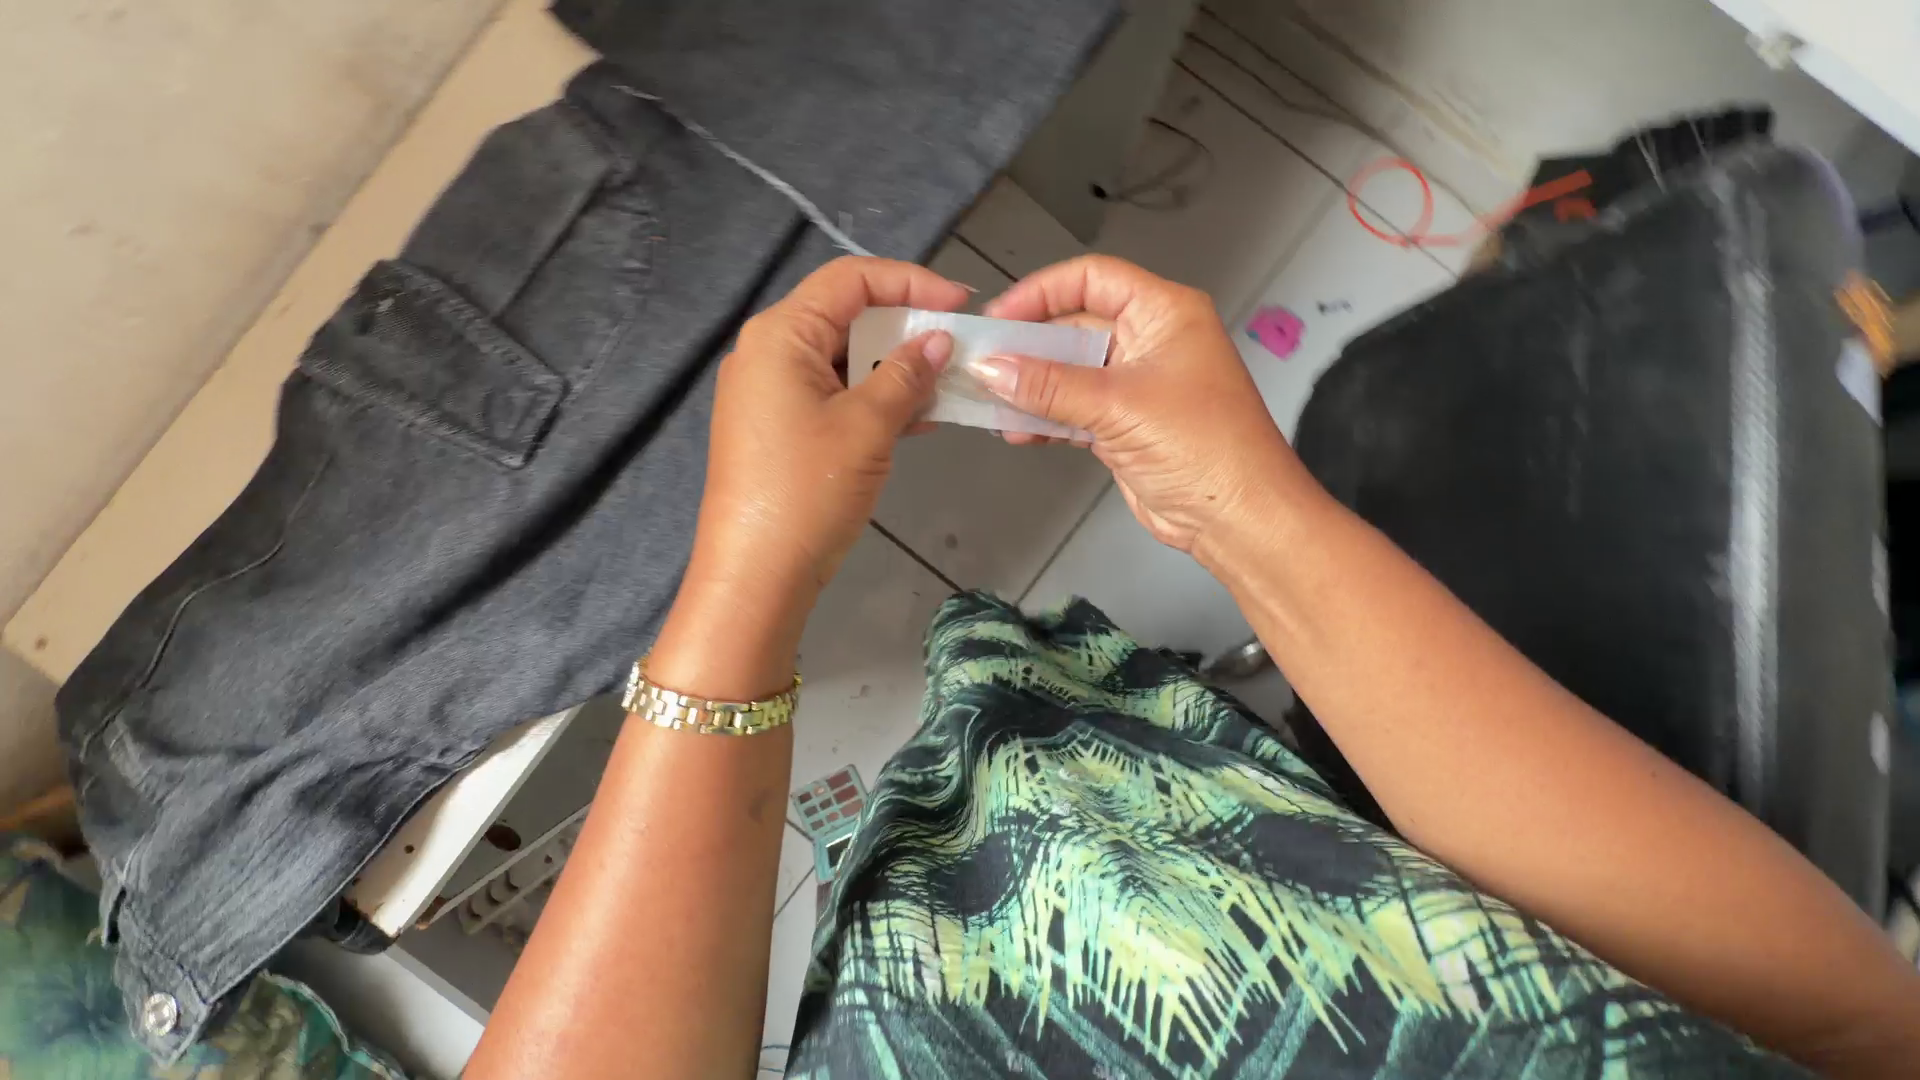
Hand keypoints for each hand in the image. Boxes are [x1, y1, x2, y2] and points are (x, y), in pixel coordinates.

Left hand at [689, 256, 967, 600]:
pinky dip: (873, 398)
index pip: (851, 279)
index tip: (961, 304)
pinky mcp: (779, 428)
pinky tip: (916, 416)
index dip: (911, 281)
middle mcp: (768, 351)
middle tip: (955, 349)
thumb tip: (939, 340)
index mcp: (781, 334)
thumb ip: (906, 375)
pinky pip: (833, 394)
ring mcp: (770, 392)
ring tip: (944, 386)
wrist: (757, 573)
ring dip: (893, 368)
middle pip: (846, 316)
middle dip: (905, 328)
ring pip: (843, 359)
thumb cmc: (809, 489)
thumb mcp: (867, 426)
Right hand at [972, 255, 1313, 558]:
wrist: (1236, 517)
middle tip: (982, 364)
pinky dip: (1044, 418)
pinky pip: (1071, 409)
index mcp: (1163, 313)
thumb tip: (989, 368)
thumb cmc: (1201, 446)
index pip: (1091, 278)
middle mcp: (1148, 340)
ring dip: (1030, 388)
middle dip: (1028, 346)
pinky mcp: (1122, 424)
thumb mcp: (1119, 405)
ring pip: (1068, 371)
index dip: (1041, 292)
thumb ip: (1049, 385)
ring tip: (991, 403)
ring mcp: (1134, 384)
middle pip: (1073, 325)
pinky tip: (1017, 431)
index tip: (999, 319)